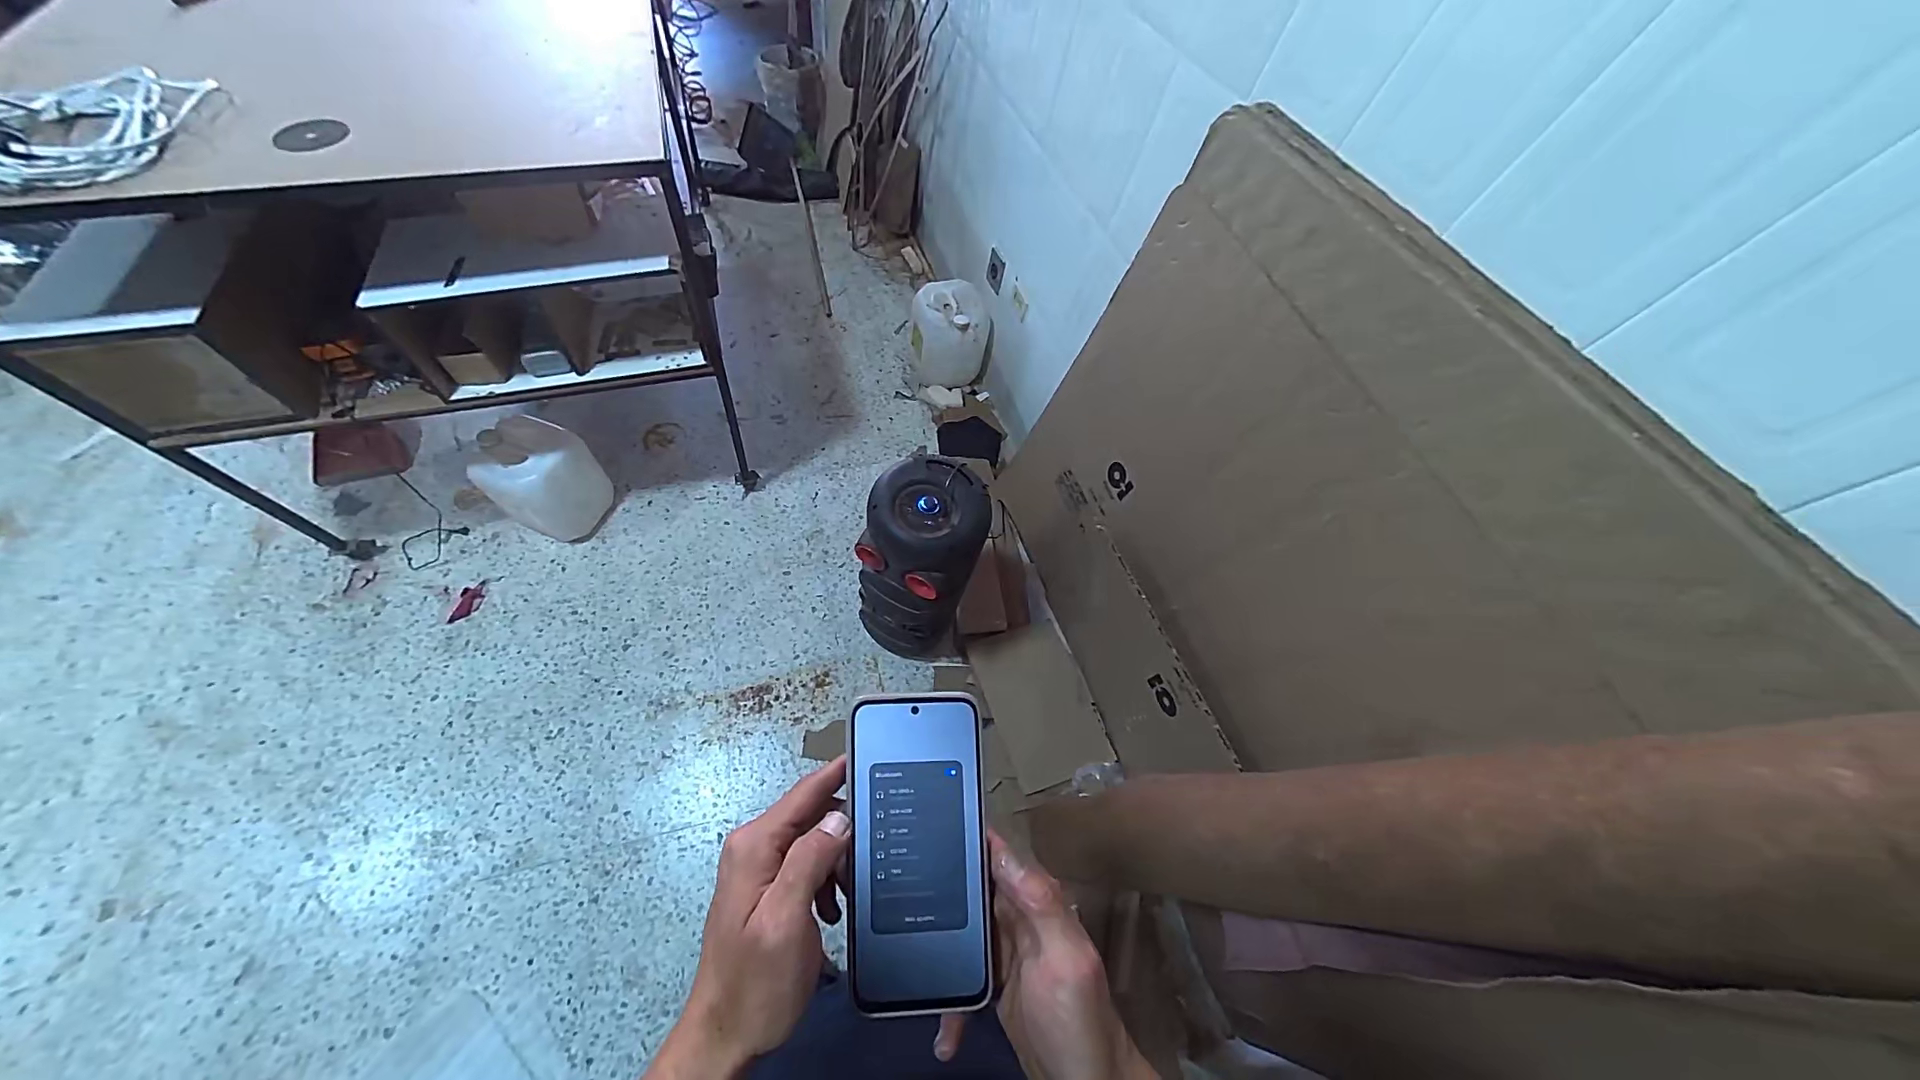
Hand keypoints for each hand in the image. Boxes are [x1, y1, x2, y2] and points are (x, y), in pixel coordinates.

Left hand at [647, 757, 850, 1078]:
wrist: (726, 1035)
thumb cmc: (754, 986)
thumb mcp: (787, 919)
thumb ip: (810, 860)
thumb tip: (838, 818)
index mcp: (755, 846)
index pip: (803, 793)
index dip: (837, 773)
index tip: (865, 754)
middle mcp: (754, 847)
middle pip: (812, 815)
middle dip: (842, 834)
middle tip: (860, 867)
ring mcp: (759, 867)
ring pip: (815, 840)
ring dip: (836, 863)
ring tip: (842, 898)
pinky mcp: (768, 886)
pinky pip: (808, 863)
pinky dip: (826, 879)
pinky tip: (830, 908)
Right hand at [932, 830, 1155, 1079]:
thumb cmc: (1081, 1024)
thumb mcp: (1065, 959)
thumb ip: (1041, 903)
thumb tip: (1005, 853)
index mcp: (1038, 905)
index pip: (1001, 858)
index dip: (972, 839)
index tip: (936, 827)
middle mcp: (1021, 920)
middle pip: (973, 891)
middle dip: (942, 895)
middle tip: (904, 904)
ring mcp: (1006, 953)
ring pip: (961, 932)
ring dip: (939, 952)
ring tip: (916, 975)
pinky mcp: (994, 983)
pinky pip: (962, 977)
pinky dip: (950, 1002)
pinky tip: (944, 1030)